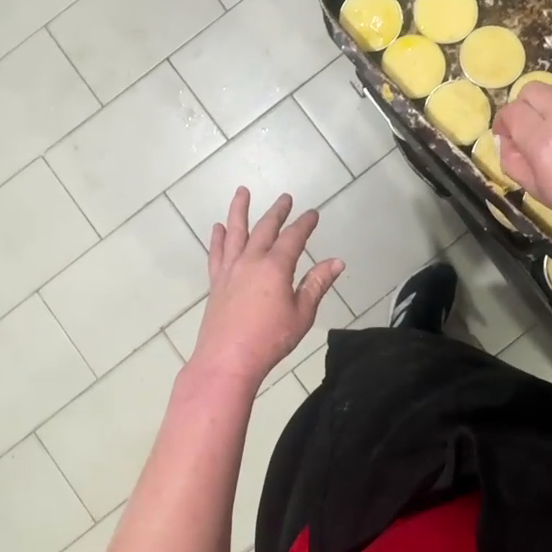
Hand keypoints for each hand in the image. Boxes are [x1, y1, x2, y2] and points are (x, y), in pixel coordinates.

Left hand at [188, 188, 343, 387]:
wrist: (227, 360)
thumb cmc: (270, 339)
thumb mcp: (301, 314)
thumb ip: (316, 284)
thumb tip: (336, 262)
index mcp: (275, 266)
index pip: (293, 237)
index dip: (304, 224)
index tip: (313, 213)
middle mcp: (251, 260)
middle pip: (265, 228)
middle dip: (277, 212)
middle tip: (285, 198)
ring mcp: (230, 270)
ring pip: (235, 232)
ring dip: (239, 210)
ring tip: (242, 191)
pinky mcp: (216, 282)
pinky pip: (216, 253)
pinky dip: (217, 238)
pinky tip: (218, 227)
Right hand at [493, 86, 551, 244]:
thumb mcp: (536, 190)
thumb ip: (512, 161)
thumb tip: (505, 141)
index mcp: (542, 141)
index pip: (511, 111)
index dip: (503, 122)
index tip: (507, 136)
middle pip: (531, 90)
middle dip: (523, 106)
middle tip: (528, 127)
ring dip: (547, 104)